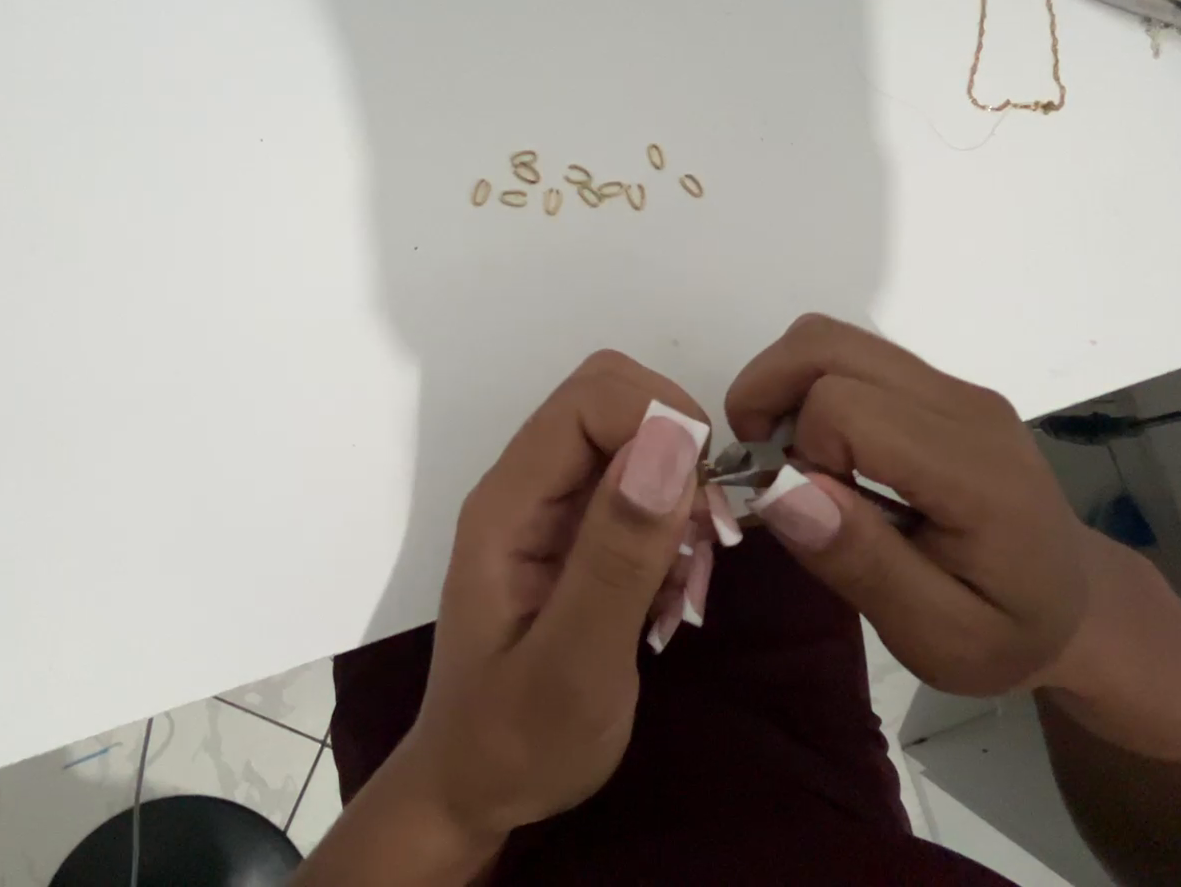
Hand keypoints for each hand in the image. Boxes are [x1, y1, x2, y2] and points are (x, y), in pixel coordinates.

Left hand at [390, 350, 708, 838]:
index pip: (591, 396)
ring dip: (682, 498)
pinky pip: (640, 492)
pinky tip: (669, 595)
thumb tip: (668, 445)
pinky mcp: (576, 535)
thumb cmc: (516, 740)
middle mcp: (527, 488)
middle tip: (702, 540)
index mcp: (509, 503)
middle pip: (615, 403)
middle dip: (679, 453)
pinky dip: (674, 528)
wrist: (477, 784)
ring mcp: (550, 509)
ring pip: (636, 443)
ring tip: (682, 585)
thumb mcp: (573, 666)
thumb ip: (615, 558)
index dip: (661, 424)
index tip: (700, 508)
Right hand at [726, 314, 1092, 697]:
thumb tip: (778, 490)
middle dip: (764, 395)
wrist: (1074, 602)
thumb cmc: (1005, 630)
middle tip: (763, 465)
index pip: (844, 407)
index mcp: (973, 470)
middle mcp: (962, 405)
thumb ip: (863, 563)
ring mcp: (951, 387)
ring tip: (785, 457)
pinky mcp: (935, 386)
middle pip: (824, 345)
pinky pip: (845, 356)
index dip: (800, 454)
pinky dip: (802, 388)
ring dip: (779, 388)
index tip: (809, 512)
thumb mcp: (939, 636)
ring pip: (827, 338)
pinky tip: (816, 449)